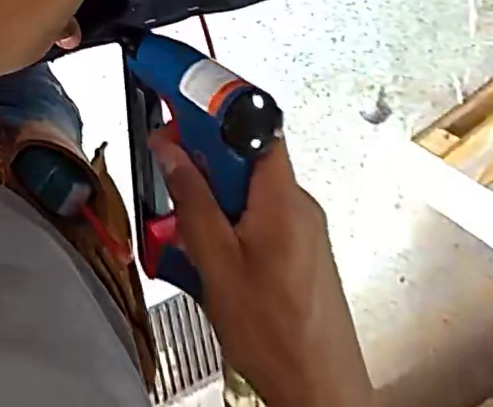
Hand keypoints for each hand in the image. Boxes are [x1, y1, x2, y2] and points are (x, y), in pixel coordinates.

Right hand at [151, 135, 371, 406]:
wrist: (320, 395)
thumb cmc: (277, 338)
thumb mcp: (217, 263)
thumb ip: (192, 199)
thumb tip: (171, 151)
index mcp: (283, 199)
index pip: (254, 125)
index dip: (214, 113)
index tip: (181, 114)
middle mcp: (299, 204)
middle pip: (246, 156)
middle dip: (206, 166)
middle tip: (177, 187)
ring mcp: (304, 226)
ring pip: (250, 187)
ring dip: (216, 199)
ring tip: (195, 236)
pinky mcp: (302, 247)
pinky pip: (262, 212)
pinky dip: (233, 220)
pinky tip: (217, 254)